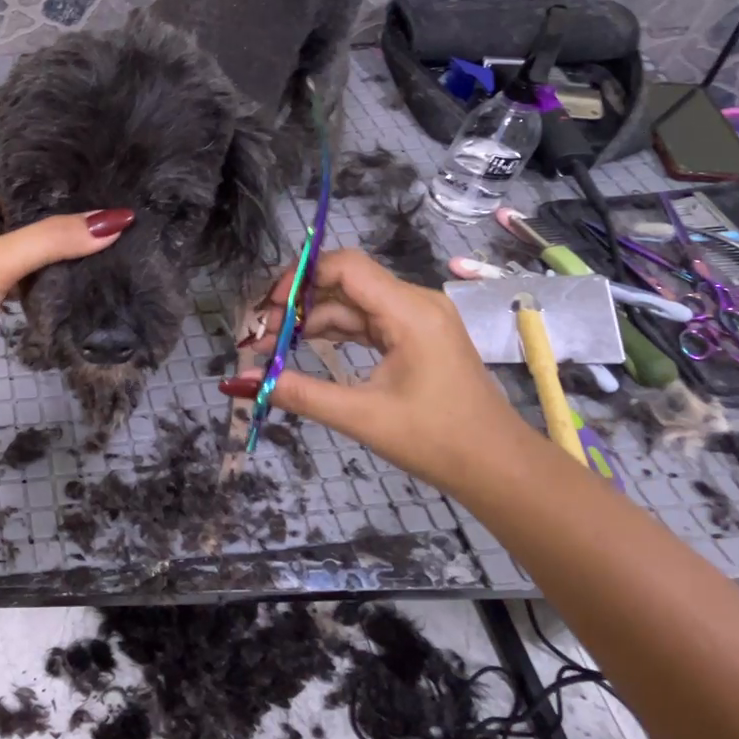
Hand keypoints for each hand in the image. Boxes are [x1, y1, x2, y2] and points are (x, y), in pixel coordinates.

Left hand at [0, 192, 132, 408]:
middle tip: (95, 228)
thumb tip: (118, 219)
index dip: (27, 191)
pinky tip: (65, 300)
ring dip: (43, 267)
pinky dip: (36, 299)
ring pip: (14, 270)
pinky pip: (14, 302)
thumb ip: (53, 240)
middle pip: (10, 234)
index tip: (71, 190)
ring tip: (94, 258)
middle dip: (45, 231)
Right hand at [218, 248, 537, 486]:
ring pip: (349, 304)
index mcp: (410, 311)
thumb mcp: (361, 417)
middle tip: (260, 334)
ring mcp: (416, 320)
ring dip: (309, 321)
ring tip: (270, 346)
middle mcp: (414, 304)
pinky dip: (331, 333)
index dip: (300, 277)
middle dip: (296, 303)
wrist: (501, 471)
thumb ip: (298, 393)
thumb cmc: (438, 441)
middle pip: (342, 283)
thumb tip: (237, 382)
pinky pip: (364, 322)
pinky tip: (301, 349)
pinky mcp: (414, 338)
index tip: (267, 308)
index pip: (345, 267)